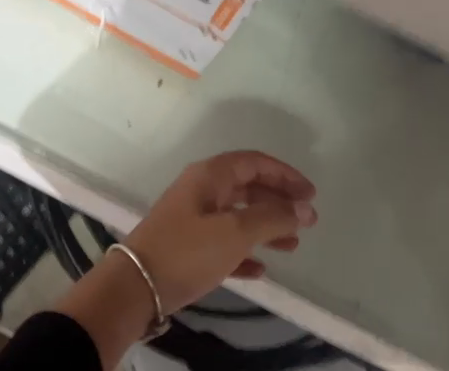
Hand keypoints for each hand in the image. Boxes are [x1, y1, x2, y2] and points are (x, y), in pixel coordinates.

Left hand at [122, 150, 318, 311]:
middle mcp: (202, 190)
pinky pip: (224, 242)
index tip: (311, 193)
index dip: (285, 175)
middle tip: (307, 220)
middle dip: (278, 202)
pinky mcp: (188, 247)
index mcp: (210, 176)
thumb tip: (304, 208)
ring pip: (237, 215)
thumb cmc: (187, 251)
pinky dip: (244, 252)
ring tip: (293, 245)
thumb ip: (272, 218)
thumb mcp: (235, 233)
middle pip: (247, 187)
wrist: (137, 286)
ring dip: (266, 227)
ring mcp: (193, 218)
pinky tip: (261, 270)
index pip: (254, 163)